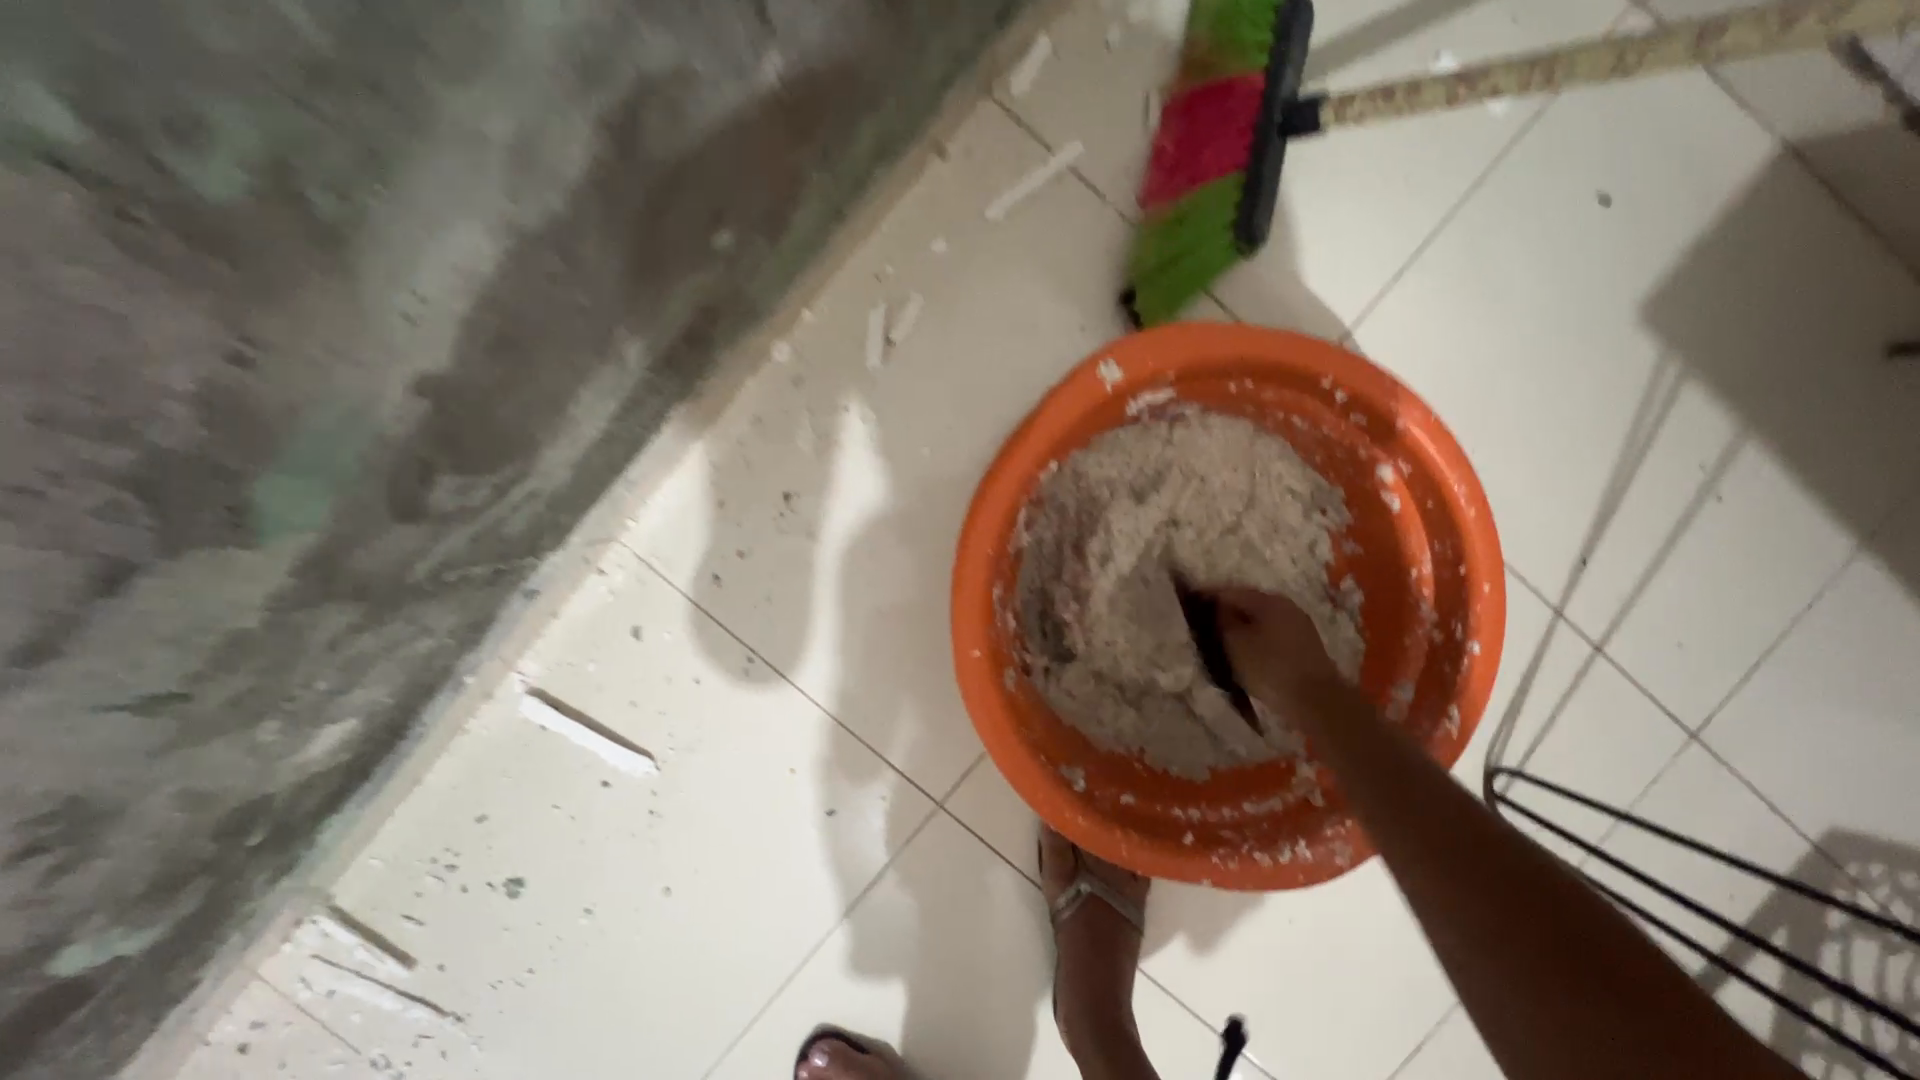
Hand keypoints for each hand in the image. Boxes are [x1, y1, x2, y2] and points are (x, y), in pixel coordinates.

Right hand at [1210, 588, 1341, 729]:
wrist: (1316, 700)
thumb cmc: (1269, 668)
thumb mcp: (1235, 643)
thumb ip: (1223, 620)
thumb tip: (1217, 606)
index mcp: (1268, 600)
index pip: (1230, 591)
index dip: (1208, 595)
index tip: (1190, 602)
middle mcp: (1286, 606)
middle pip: (1249, 602)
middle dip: (1227, 610)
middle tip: (1205, 620)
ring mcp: (1299, 624)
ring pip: (1263, 618)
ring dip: (1244, 624)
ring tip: (1224, 636)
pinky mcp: (1306, 645)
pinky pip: (1274, 633)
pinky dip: (1258, 636)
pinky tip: (1248, 649)